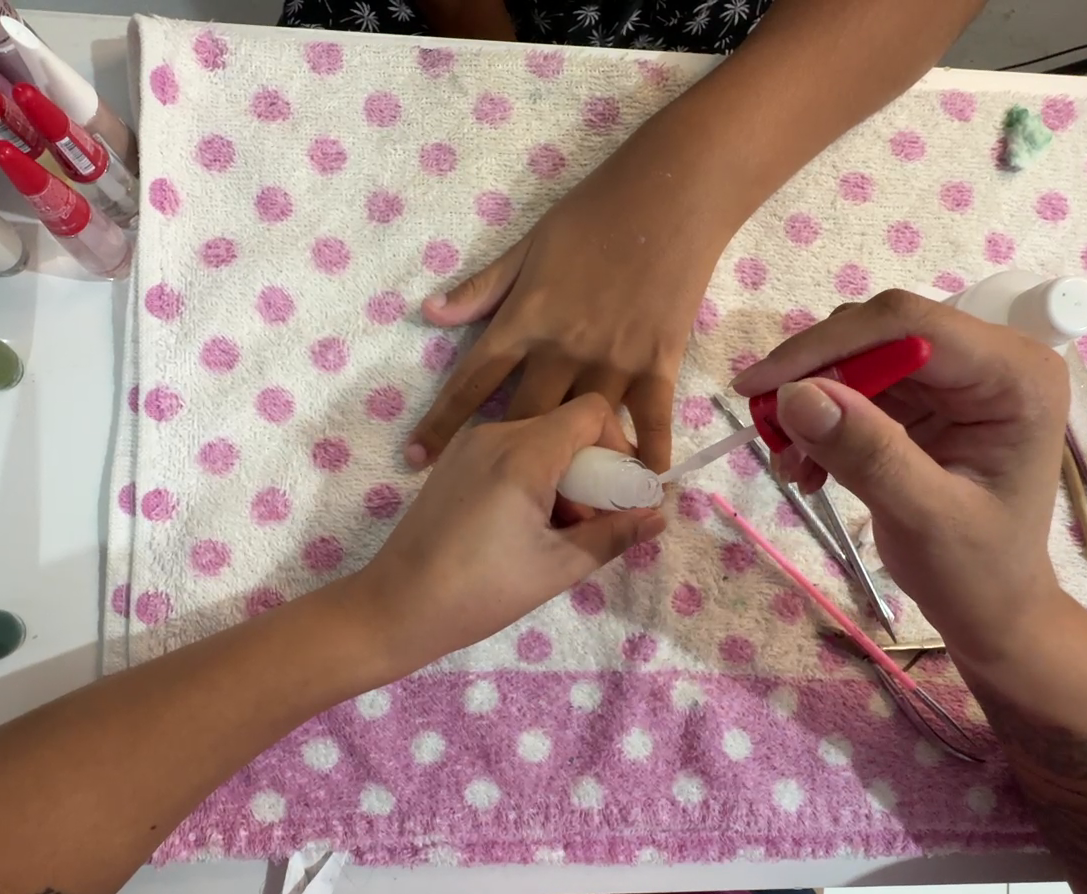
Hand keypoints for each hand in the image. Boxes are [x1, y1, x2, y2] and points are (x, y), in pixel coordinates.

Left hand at [357, 394, 665, 666]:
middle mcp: (495, 432)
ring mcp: (469, 445)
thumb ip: (615, 534)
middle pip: (566, 425)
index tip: (617, 494)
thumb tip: (659, 514)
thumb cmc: (480, 592)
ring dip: (562, 476)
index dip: (619, 447)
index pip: (592, 412)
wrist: (395, 606)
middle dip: (591, 469)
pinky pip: (510, 451)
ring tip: (554, 531)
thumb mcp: (558, 566)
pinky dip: (532, 477)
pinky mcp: (454, 462)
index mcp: (523, 452)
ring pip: (539, 439)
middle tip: (585, 523)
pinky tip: (523, 524)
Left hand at [406, 156, 732, 472]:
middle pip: (524, 418)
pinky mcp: (658, 364)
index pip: (471, 381)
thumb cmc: (593, 214)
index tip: (414, 459)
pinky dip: (647, 455)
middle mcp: (562, 350)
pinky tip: (642, 490)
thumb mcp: (527, 245)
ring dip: (573, 467)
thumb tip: (431, 312)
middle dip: (509, 457)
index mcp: (525, 322)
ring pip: (584, 428)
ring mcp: (612, 361)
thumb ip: (483, 289)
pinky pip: (651, 420)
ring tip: (562, 509)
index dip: (440, 423)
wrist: (673, 192)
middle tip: (494, 493)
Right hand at [731, 291, 1070, 654]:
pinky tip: (807, 471)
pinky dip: (818, 428)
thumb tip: (795, 396)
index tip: (757, 387)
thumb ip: (866, 452)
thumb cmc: (974, 570)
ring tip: (791, 466)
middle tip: (767, 431)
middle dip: (812, 379)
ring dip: (809, 408)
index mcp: (1013, 376)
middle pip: (876, 337)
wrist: (989, 607)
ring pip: (855, 363)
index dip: (826, 347)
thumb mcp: (922, 515)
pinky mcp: (923, 404)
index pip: (908, 327)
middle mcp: (987, 362)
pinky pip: (852, 394)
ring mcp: (953, 382)